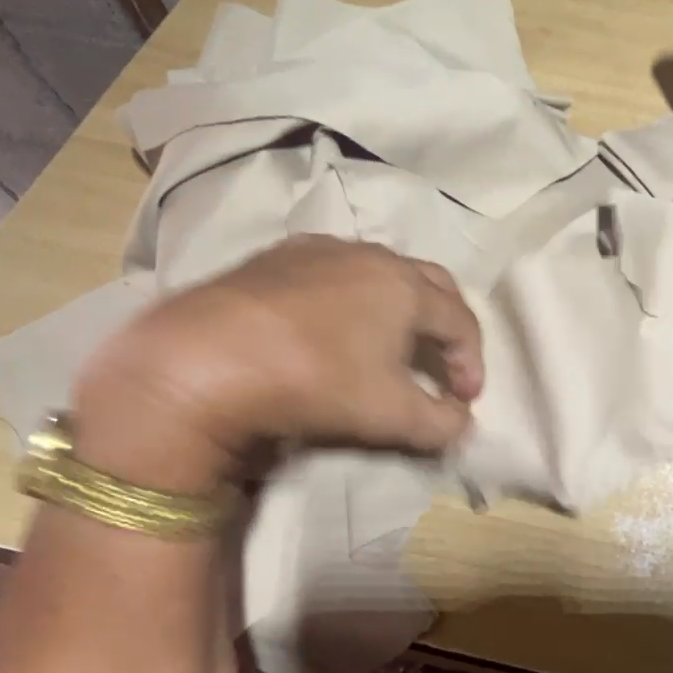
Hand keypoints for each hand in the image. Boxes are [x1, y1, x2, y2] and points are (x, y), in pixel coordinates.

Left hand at [70, 236, 484, 490]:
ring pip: (378, 273)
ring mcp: (315, 250)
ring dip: (399, 309)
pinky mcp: (270, 259)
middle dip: (446, 325)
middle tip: (442, 362)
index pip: (461, 321)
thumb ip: (441, 423)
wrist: (200, 362)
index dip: (472, 363)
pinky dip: (351, 299)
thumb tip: (460, 422)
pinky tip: (333, 330)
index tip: (466, 401)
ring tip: (389, 346)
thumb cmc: (315, 382)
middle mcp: (367, 255)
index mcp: (405, 286)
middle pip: (429, 284)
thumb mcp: (392, 416)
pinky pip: (331, 273)